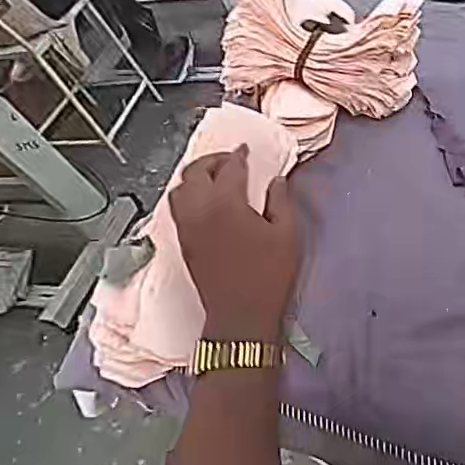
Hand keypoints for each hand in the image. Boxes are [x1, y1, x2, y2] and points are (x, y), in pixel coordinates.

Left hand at [171, 144, 298, 339]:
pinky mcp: (182, 241)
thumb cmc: (268, 275)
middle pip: (196, 171)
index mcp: (226, 203)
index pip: (229, 168)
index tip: (245, 151)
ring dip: (195, 175)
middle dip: (213, 160)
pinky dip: (188, 194)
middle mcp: (199, 209)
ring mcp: (186, 226)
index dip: (239, 156)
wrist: (241, 314)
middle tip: (230, 160)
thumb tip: (276, 181)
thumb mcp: (287, 235)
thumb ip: (280, 201)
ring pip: (180, 187)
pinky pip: (177, 206)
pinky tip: (204, 200)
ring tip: (214, 177)